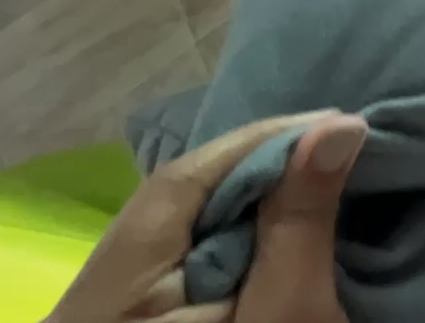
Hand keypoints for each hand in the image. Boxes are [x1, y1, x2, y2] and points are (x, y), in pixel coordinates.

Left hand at [47, 110, 367, 322]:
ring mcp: (103, 319)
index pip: (178, 183)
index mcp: (104, 303)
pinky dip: (238, 227)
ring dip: (254, 193)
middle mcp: (85, 306)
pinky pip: (179, 255)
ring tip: (321, 171)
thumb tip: (339, 125)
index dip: (261, 139)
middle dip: (262, 163)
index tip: (339, 122)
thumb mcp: (287, 315)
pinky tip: (283, 221)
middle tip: (338, 143)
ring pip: (179, 226)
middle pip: (175, 202)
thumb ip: (302, 221)